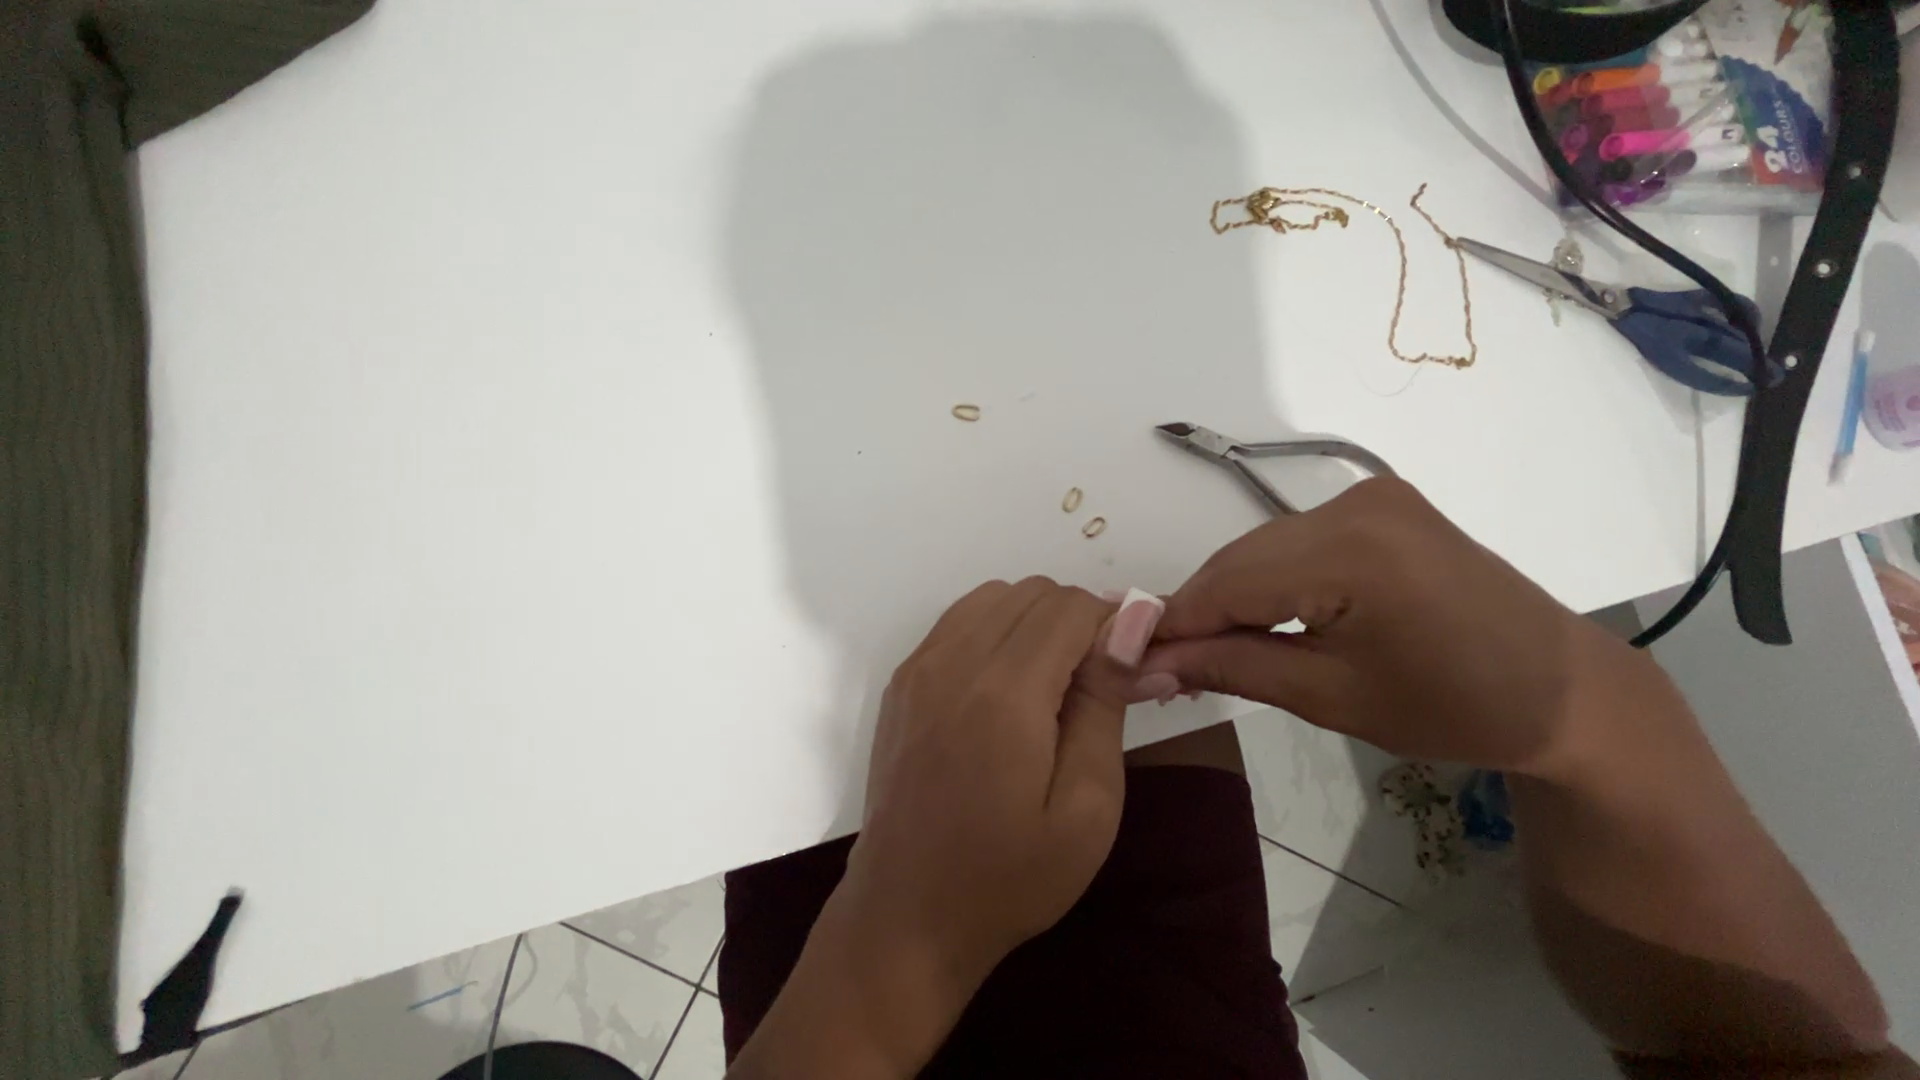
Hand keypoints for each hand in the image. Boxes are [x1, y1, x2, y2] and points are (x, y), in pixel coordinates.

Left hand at [842, 577, 1158, 984]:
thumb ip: (1106, 703)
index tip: (1130, 666)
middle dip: (1076, 620)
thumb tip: (1132, 624)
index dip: (1113, 623)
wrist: (908, 912)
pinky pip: (957, 621)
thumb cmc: (1010, 875)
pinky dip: (994, 630)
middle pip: (1031, 591)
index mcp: (1004, 692)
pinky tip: (1006, 689)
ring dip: (1034, 620)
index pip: (1070, 606)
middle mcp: (952, 661)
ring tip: (1052, 685)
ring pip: (992, 596)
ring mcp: (917, 668)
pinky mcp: (900, 683)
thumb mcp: (1087, 807)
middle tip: (1096, 682)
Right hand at [1141, 477, 1632, 777]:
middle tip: (1165, 665)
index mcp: (1354, 553)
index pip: (1228, 583)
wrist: (1562, 691)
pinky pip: (1294, 542)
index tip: (1130, 660)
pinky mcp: (1380, 505)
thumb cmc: (1452, 709)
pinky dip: (1267, 580)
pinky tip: (1257, 618)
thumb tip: (1148, 665)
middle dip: (1199, 612)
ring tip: (1210, 649)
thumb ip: (1231, 668)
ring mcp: (1371, 497)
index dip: (1174, 623)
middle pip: (1241, 559)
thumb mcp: (1329, 697)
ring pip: (1263, 548)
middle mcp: (1356, 505)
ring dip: (1230, 596)